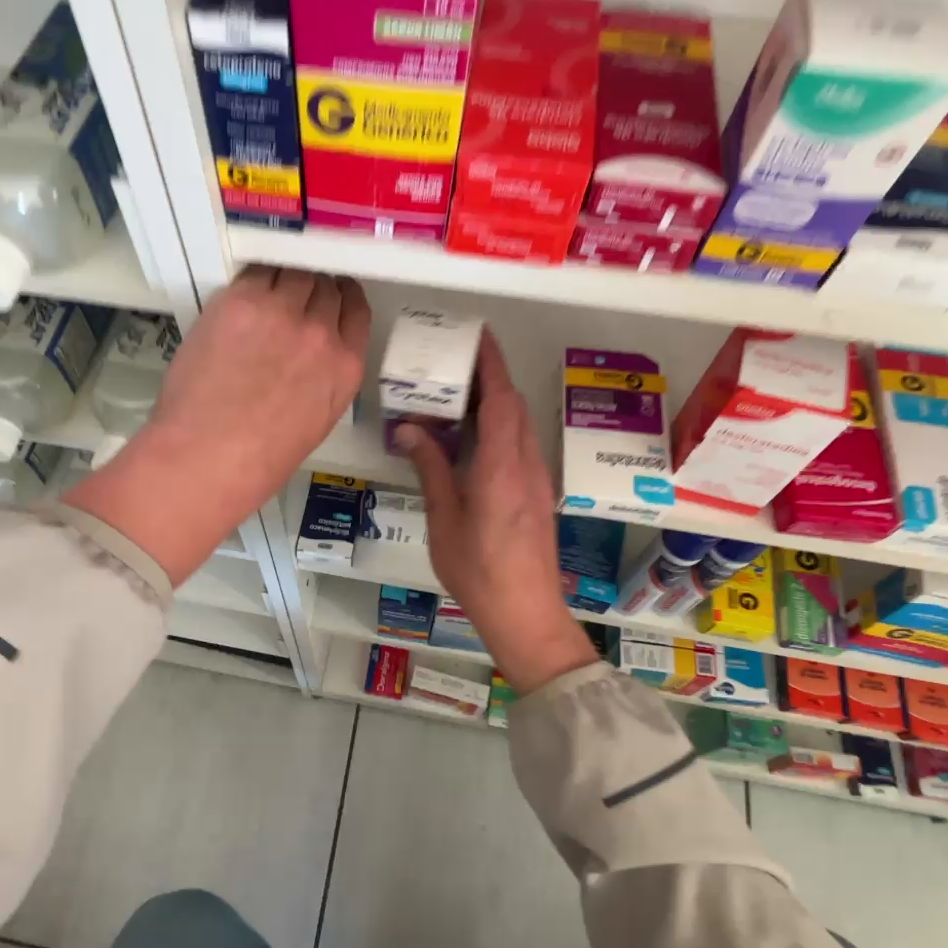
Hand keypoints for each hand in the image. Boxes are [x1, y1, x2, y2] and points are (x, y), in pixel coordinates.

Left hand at [66, 268, 369, 584]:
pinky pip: (256, 272)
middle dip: (313, 287)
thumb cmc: (258, 459)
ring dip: (286, 277)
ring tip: (269, 289)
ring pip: (294, 272)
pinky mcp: (239, 302)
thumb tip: (310, 361)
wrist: (208, 457)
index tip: (333, 294)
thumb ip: (324, 379)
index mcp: (344, 368)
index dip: (343, 297)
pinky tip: (244, 292)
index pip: (356, 311)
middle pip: (325, 287)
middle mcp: (319, 334)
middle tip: (295, 293)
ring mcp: (280, 312)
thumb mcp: (316, 422)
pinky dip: (255, 277)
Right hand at [398, 332, 599, 694]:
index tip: (478, 335)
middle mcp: (525, 464)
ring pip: (518, 426)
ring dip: (495, 403)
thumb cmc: (479, 570)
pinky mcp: (537, 495)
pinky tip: (473, 441)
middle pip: (513, 406)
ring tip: (459, 396)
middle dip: (490, 377)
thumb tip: (410, 429)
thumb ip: (432, 468)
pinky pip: (519, 446)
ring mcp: (536, 480)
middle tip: (457, 362)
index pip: (500, 399)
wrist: (526, 612)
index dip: (491, 363)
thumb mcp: (445, 519)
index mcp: (501, 467)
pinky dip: (499, 429)